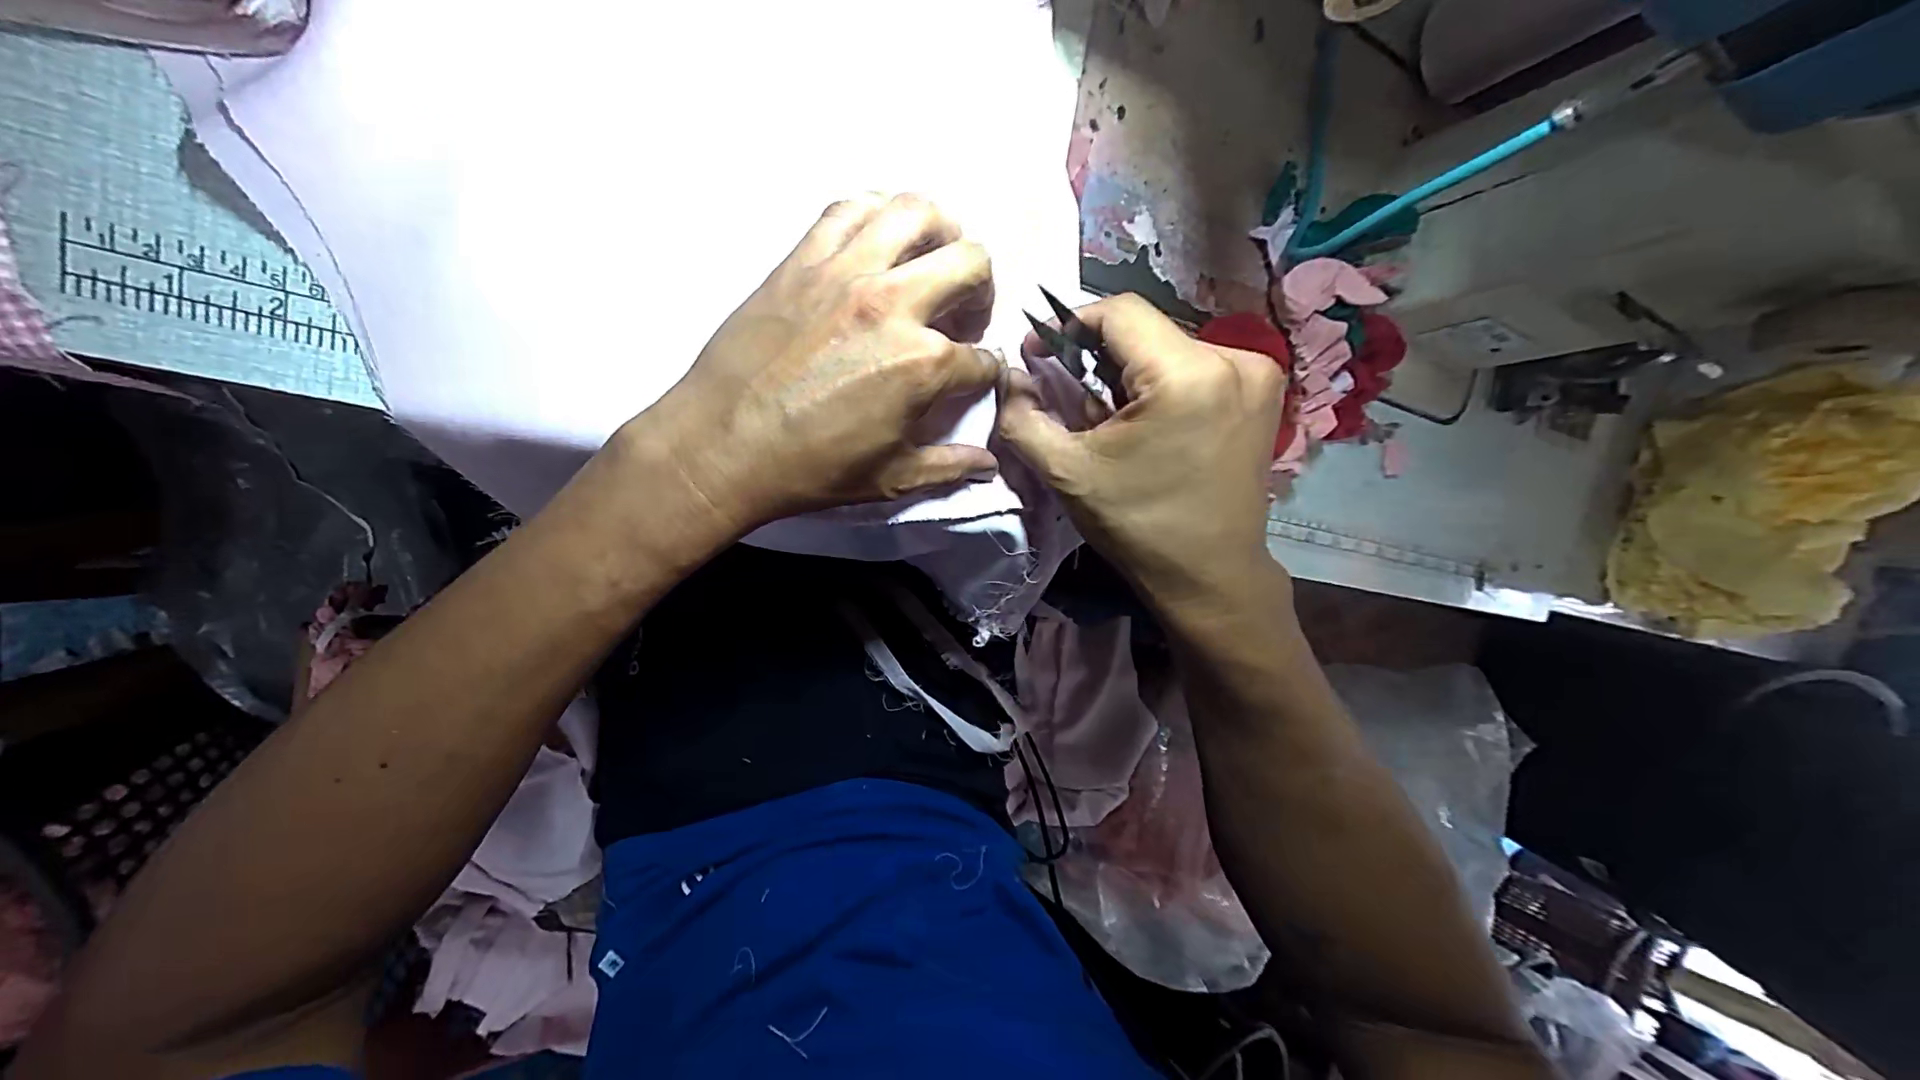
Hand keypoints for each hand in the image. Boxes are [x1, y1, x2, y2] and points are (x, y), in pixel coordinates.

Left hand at [618, 192, 1002, 533]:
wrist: (723, 446)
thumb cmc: (810, 468)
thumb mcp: (892, 477)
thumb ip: (950, 466)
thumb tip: (988, 464)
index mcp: (923, 365)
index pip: (981, 358)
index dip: (985, 372)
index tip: (972, 377)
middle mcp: (894, 305)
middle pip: (971, 265)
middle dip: (982, 291)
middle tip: (963, 314)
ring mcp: (846, 273)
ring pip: (917, 213)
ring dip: (941, 233)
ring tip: (933, 259)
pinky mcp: (803, 259)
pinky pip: (850, 209)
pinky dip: (876, 215)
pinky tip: (878, 242)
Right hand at [997, 294, 1285, 611]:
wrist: (1210, 575)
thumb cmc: (1139, 526)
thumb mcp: (1067, 472)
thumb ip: (1023, 417)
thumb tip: (1010, 378)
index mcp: (1188, 373)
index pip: (1119, 311)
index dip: (1069, 324)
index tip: (1040, 354)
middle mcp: (1235, 359)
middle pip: (1146, 330)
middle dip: (1099, 355)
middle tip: (1072, 398)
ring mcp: (1257, 375)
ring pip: (1170, 347)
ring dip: (1130, 371)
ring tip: (1110, 417)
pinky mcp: (1264, 393)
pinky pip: (1197, 366)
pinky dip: (1162, 383)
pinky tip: (1148, 423)